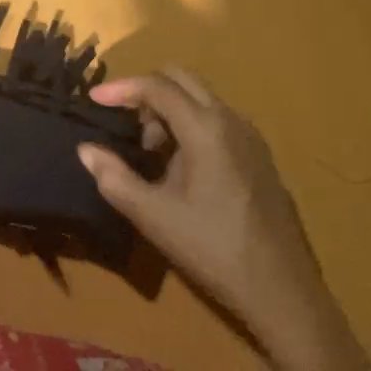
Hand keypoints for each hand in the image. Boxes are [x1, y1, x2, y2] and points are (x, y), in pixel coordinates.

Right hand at [78, 69, 370, 369]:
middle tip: (126, 126)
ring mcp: (251, 136)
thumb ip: (116, 179)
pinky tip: (182, 169)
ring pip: (202, 99)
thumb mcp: (156, 217)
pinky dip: (192, 126)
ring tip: (151, 155)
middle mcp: (231, 119)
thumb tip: (86, 150)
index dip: (121, 88)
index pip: (157, 86)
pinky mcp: (260, 156)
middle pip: (182, 80)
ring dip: (170, 111)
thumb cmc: (214, 249)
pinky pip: (218, 120)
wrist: (283, 290)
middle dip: (148, 93)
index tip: (94, 99)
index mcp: (205, 128)